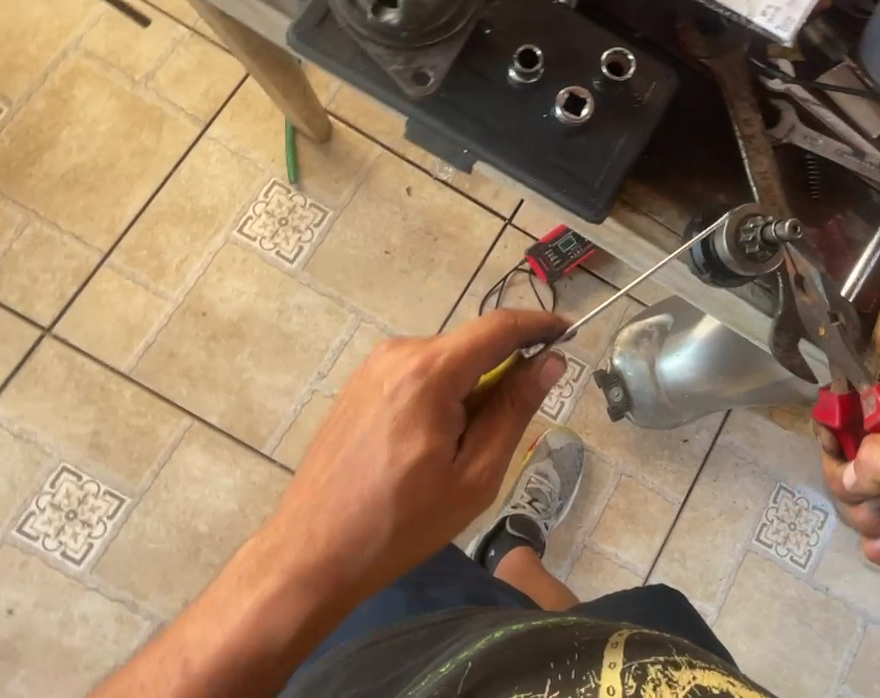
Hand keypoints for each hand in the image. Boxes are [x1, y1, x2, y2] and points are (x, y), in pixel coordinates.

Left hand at [269, 310, 567, 602]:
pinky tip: (432, 444)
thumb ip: (514, 410)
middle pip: (471, 345)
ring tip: (464, 450)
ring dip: (470, 388)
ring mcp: (375, 366)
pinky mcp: (361, 384)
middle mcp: (400, 352)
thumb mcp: (474, 475)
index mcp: (430, 371)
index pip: (499, 327)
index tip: (569, 333)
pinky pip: (419, 374)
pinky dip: (442, 394)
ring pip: (446, 361)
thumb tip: (550, 362)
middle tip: (514, 425)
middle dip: (502, 371)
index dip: (539, 325)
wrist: (310, 554)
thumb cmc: (400, 524)